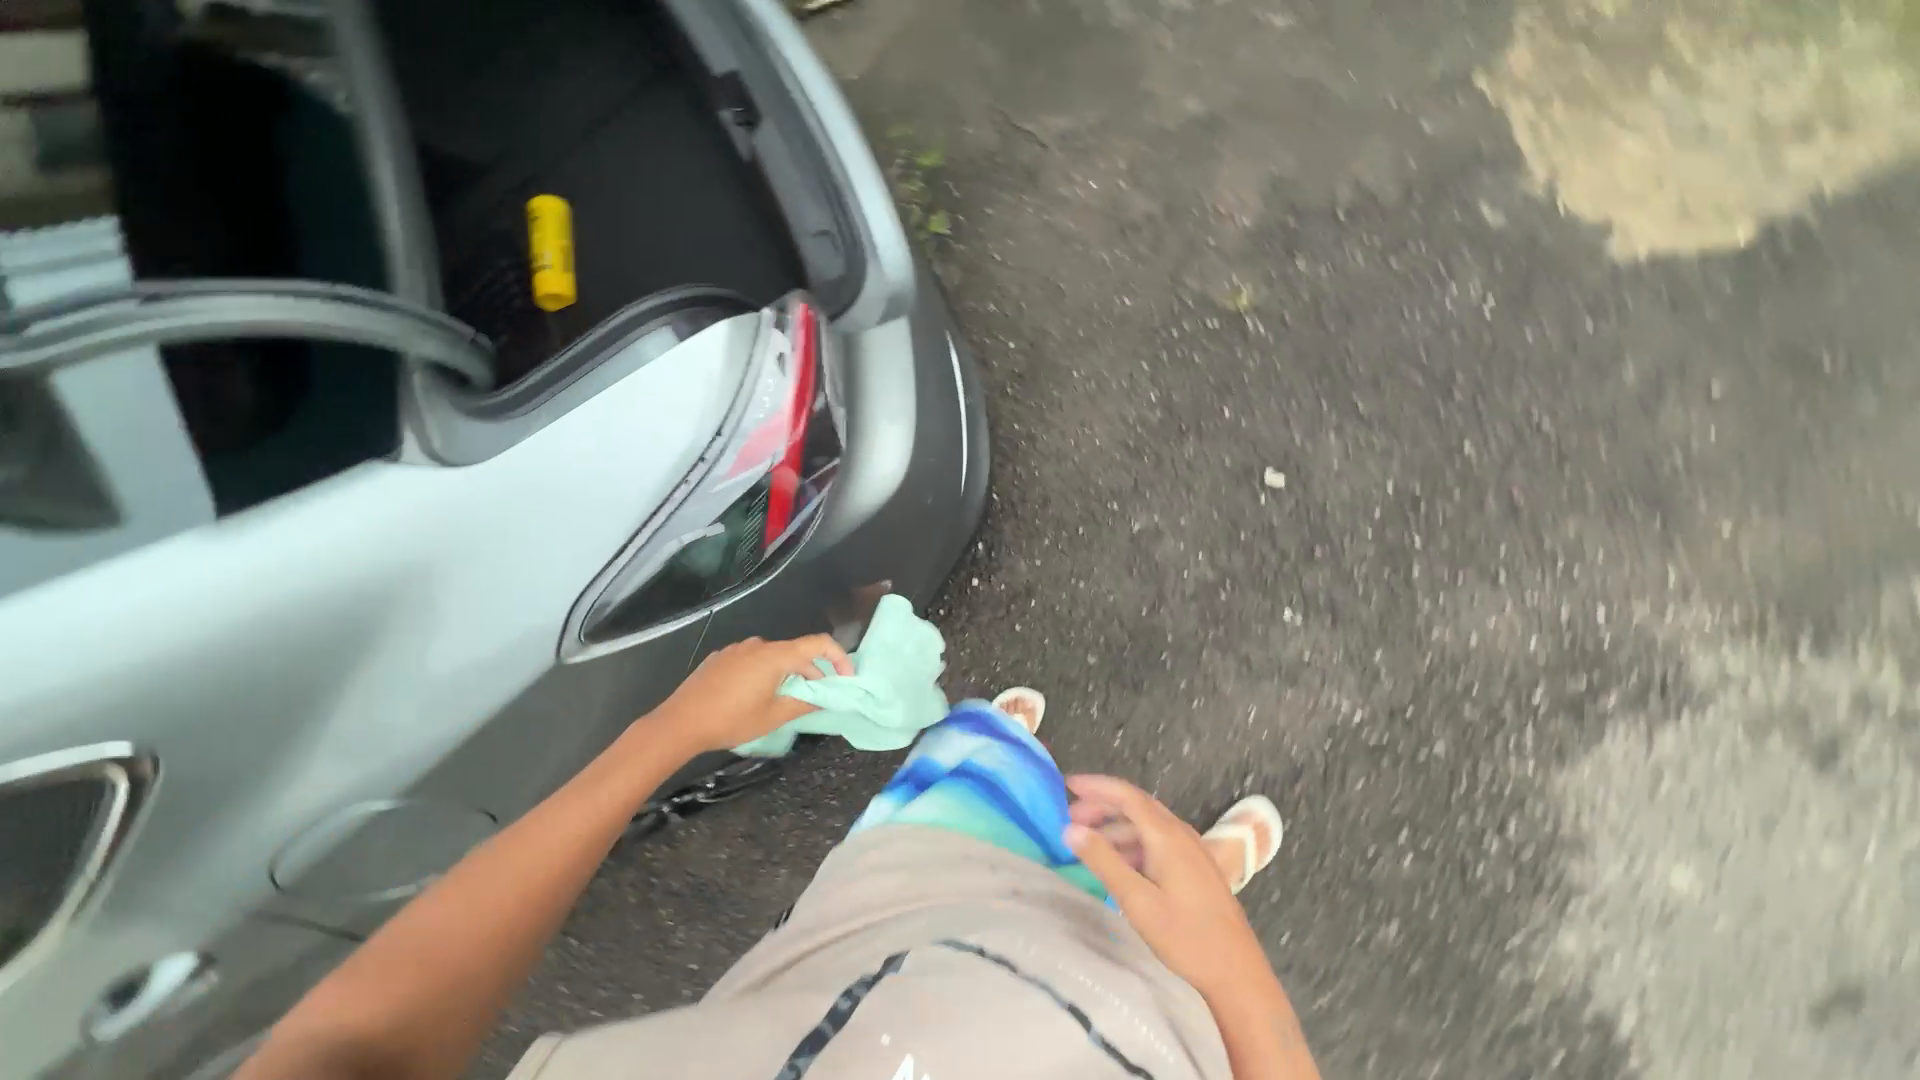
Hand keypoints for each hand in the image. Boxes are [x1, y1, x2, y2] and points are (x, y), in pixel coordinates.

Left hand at [636, 635, 852, 755]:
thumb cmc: (731, 720)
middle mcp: (758, 645)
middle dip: (811, 673)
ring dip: (785, 675)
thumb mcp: (774, 716)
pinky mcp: (721, 658)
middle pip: (796, 652)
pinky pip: (752, 661)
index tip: (845, 678)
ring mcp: (737, 649)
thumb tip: (825, 696)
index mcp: (776, 656)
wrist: (680, 722)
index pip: (819, 644)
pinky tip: (752, 697)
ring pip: (773, 657)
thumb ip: (805, 703)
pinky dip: (763, 674)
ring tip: (782, 701)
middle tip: (815, 698)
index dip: (839, 658)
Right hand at [1064, 774, 1279, 1002]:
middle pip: (1137, 806)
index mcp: (1167, 836)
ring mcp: (1191, 850)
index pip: (1127, 796)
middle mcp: (1181, 834)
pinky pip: (1158, 842)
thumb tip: (1071, 829)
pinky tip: (1118, 863)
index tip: (1068, 785)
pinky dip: (1132, 843)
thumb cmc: (1185, 936)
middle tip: (1071, 817)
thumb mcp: (1137, 901)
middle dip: (1103, 805)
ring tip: (1088, 842)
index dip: (1096, 786)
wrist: (1236, 970)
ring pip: (1147, 825)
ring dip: (1116, 826)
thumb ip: (1104, 861)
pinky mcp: (1194, 867)